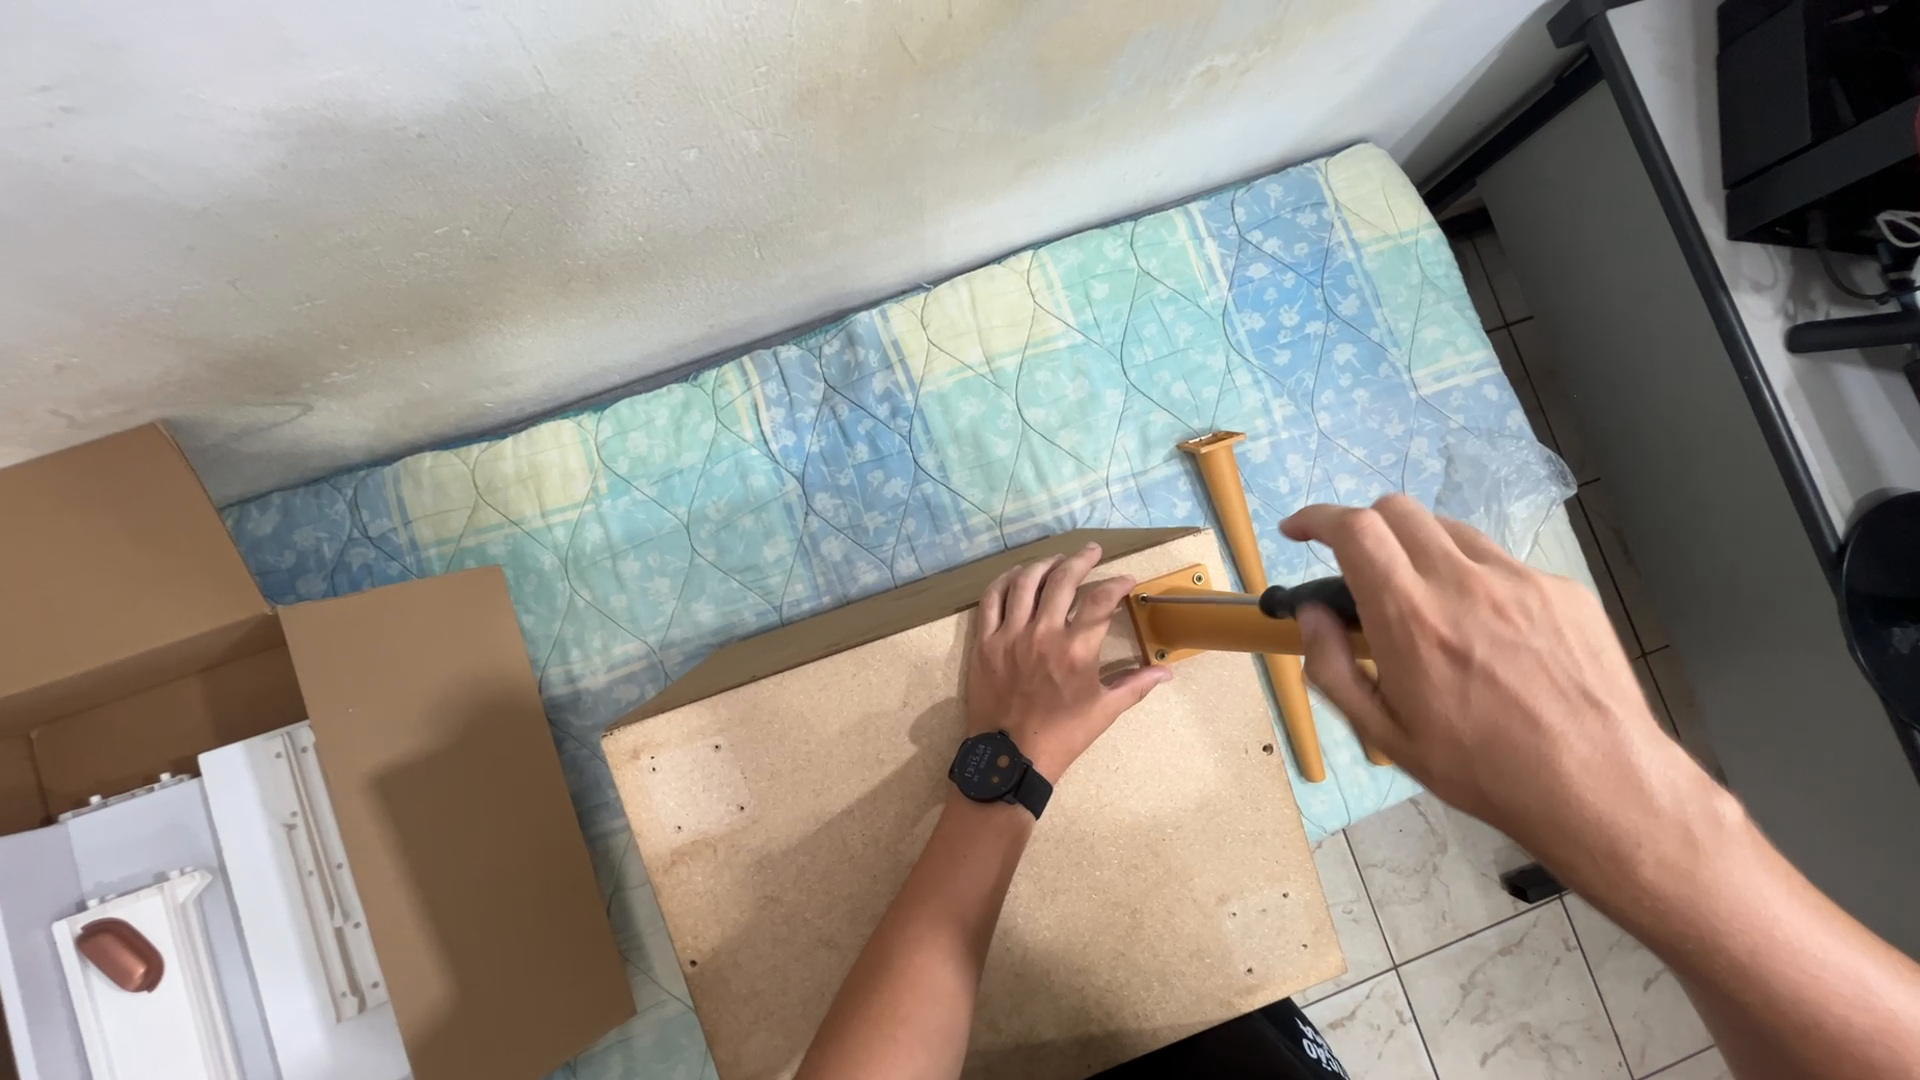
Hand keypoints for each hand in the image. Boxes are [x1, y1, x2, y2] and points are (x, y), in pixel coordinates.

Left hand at [966, 543, 1172, 779]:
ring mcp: (1009, 636)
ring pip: (1025, 583)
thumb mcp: (1104, 711)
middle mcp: (1043, 634)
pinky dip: (1004, 582)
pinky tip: (1015, 575)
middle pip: (1062, 580)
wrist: (1011, 758)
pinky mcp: (984, 643)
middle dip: (1081, 559)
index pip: (1101, 601)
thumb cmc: (1061, 736)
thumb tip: (1166, 672)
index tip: (1125, 579)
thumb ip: (1135, 686)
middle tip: (1091, 550)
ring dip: (1043, 565)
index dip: (1117, 583)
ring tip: (1055, 560)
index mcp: (1076, 650)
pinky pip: (990, 600)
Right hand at [1281, 496, 1710, 884]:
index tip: (1298, 530)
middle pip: (1397, 509)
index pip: (1354, 529)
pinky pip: (1500, 561)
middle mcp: (1463, 582)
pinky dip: (1471, 575)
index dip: (1316, 518)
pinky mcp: (1563, 589)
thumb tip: (1312, 612)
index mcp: (1410, 617)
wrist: (1603, 788)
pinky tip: (1484, 627)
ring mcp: (1520, 579)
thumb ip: (1330, 664)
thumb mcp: (1381, 731)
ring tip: (1422, 597)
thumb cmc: (1478, 767)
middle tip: (1357, 566)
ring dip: (1416, 547)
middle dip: (1362, 525)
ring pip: (1449, 529)